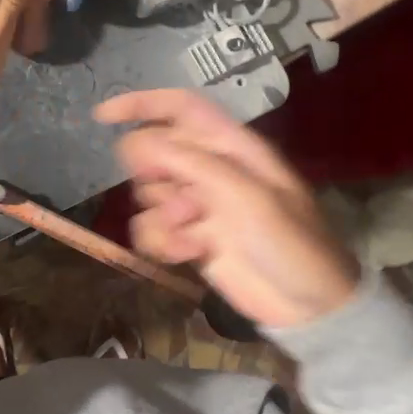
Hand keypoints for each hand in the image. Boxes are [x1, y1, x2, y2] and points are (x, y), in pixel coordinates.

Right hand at [96, 89, 359, 327]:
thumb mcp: (248, 197)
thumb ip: (192, 164)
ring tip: (192, 234)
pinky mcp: (188, 239)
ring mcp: (198, 206)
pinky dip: (162, 242)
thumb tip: (136, 142)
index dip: (141, 104)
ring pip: (147, 195)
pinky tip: (188, 256)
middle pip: (153, 153)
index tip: (102, 116)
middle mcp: (210, 170)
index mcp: (231, 147)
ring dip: (161, 216)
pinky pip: (151, 229)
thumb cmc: (292, 244)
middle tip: (181, 201)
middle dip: (154, 178)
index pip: (179, 108)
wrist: (310, 309)